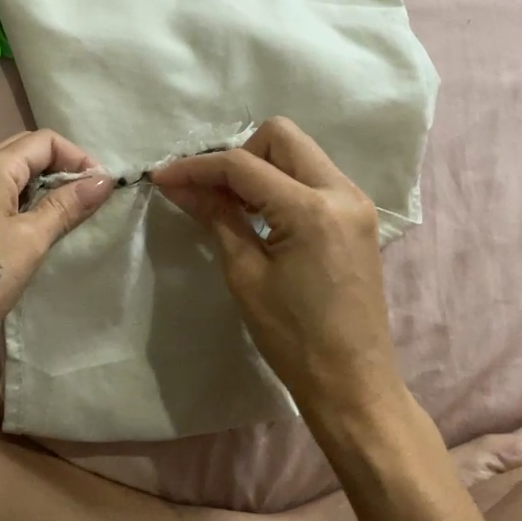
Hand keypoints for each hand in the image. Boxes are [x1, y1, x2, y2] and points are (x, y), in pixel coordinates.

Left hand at [0, 129, 114, 364]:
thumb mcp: (31, 240)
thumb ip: (67, 205)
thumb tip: (104, 179)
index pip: (45, 140)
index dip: (78, 158)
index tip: (101, 189)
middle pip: (25, 150)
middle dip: (61, 168)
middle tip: (87, 201)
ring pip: (9, 172)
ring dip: (40, 186)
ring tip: (65, 216)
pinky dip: (19, 200)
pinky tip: (32, 229)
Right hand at [151, 117, 401, 410]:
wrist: (354, 384)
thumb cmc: (293, 338)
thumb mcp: (245, 275)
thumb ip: (215, 216)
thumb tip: (176, 184)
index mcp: (312, 210)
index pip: (243, 165)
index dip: (197, 167)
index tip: (163, 178)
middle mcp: (342, 192)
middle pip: (280, 136)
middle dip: (238, 155)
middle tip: (211, 192)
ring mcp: (355, 203)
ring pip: (299, 151)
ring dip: (260, 166)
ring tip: (232, 206)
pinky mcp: (358, 217)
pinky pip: (313, 176)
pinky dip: (281, 182)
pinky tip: (261, 215)